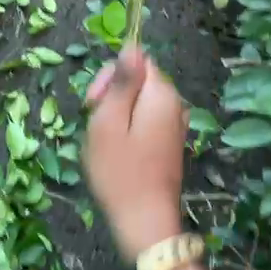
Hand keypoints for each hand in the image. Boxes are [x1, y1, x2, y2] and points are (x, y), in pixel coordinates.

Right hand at [83, 46, 187, 261]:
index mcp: (162, 93)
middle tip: (95, 125)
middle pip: (139, 80)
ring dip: (118, 115)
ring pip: (140, 103)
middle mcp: (176, 104)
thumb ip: (123, 80)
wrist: (145, 225)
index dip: (111, 76)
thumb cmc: (120, 172)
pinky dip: (130, 131)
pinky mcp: (171, 145)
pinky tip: (118, 153)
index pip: (136, 60)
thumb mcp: (110, 120)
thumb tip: (133, 44)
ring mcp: (176, 126)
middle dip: (113, 96)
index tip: (94, 103)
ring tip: (104, 142)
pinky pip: (146, 122)